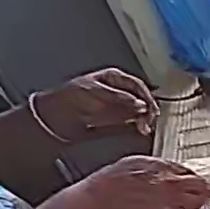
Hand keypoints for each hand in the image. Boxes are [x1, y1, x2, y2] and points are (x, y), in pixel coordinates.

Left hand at [31, 68, 156, 142]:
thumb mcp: (95, 91)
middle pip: (143, 99)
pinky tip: (141, 130)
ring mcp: (122, 106)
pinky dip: (141, 126)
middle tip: (149, 119)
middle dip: (148, 110)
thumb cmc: (71, 97)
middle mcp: (121, 91)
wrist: (59, 116)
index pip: (138, 86)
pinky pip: (137, 122)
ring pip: (143, 111)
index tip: (150, 108)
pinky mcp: (121, 119)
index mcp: (114, 78)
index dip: (146, 96)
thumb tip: (139, 104)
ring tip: (144, 127)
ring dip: (147, 119)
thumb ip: (118, 97)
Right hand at [75, 155, 209, 208]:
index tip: (196, 179)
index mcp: (165, 168)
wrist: (107, 196)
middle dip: (205, 188)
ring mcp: (173, 200)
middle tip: (207, 191)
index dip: (193, 176)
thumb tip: (169, 167)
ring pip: (198, 202)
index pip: (189, 171)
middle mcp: (173, 183)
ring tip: (198, 202)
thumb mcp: (137, 161)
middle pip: (201, 186)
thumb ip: (157, 165)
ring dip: (200, 202)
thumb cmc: (116, 179)